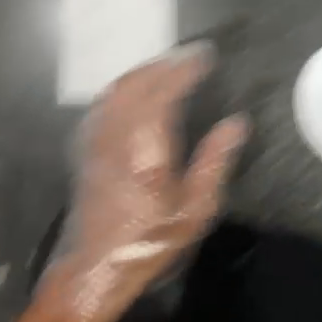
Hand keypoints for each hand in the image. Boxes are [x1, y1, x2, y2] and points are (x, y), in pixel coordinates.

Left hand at [40, 44, 249, 321]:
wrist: (95, 267)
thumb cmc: (149, 242)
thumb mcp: (194, 210)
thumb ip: (214, 162)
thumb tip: (236, 124)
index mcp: (147, 147)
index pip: (165, 91)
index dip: (184, 68)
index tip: (204, 55)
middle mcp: (117, 134)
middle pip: (138, 82)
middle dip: (163, 64)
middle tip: (189, 57)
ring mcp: (96, 139)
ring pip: (116, 89)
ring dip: (141, 72)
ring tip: (165, 67)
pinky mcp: (85, 148)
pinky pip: (102, 103)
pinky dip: (121, 87)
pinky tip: (132, 91)